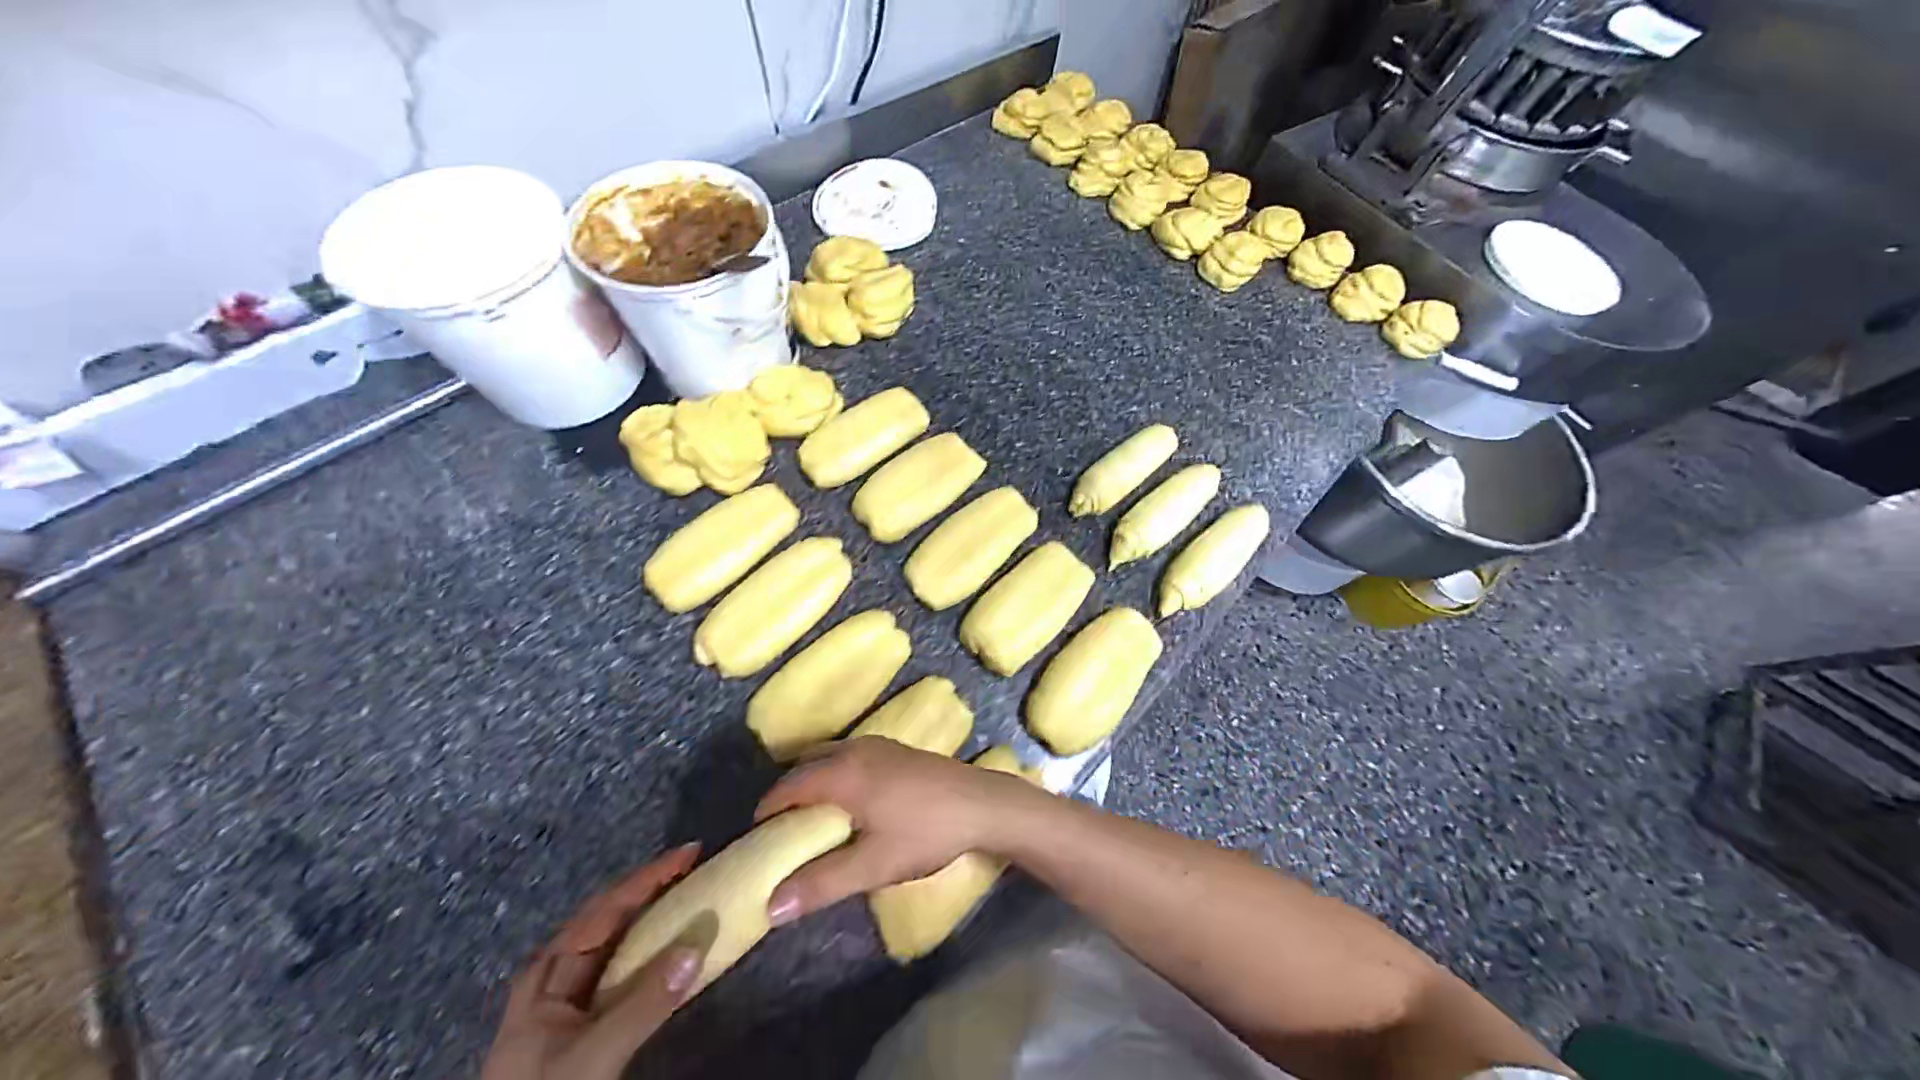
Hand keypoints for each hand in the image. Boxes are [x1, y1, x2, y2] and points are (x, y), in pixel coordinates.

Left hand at [480, 844, 706, 1079]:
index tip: (691, 852)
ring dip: (652, 916)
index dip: (649, 876)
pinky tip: (671, 949)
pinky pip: (622, 972)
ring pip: (616, 943)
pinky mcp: (581, 1023)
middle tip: (696, 868)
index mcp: (547, 971)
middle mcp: (555, 975)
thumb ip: (642, 1004)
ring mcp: (567, 1000)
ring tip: (689, 896)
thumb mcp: (592, 1055)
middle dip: (652, 888)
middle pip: (609, 918)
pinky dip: (650, 951)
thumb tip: (694, 948)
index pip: (606, 908)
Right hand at [753, 737, 1045, 924]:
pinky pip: (850, 756)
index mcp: (842, 773)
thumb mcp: (873, 866)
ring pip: (830, 757)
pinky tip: (852, 803)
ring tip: (813, 820)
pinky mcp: (898, 749)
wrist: (984, 804)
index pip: (788, 787)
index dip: (767, 811)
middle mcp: (854, 749)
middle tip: (782, 832)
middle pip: (806, 766)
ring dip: (814, 781)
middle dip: (788, 793)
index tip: (756, 838)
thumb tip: (771, 906)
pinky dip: (836, 774)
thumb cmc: (925, 833)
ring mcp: (879, 745)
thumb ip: (821, 884)